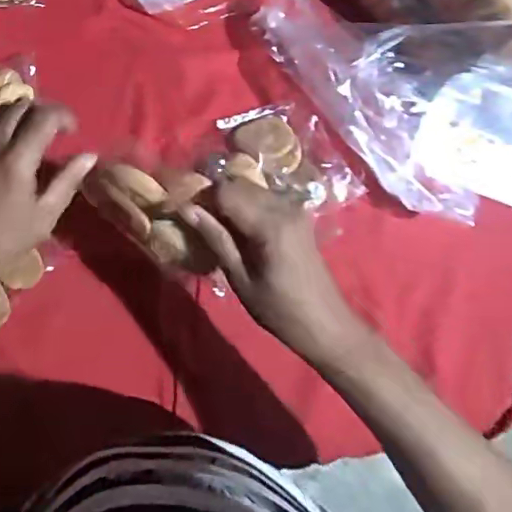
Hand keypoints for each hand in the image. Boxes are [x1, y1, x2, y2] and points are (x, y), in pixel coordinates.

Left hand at [0, 101, 95, 274]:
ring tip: (36, 135)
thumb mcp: (46, 214)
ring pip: (2, 110)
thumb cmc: (7, 235)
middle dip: (43, 110)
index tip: (73, 131)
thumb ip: (68, 180)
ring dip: (23, 114)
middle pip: (21, 105)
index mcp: (17, 158)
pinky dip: (5, 124)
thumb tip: (89, 155)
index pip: (43, 116)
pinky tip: (13, 146)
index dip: (63, 115)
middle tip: (56, 130)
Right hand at [177, 179, 364, 357]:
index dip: (199, 195)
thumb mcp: (241, 279)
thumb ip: (215, 238)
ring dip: (227, 197)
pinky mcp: (297, 215)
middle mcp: (284, 207)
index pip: (224, 190)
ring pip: (248, 187)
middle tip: (193, 214)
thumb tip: (184, 208)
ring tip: (212, 221)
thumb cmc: (282, 311)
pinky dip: (244, 203)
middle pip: (236, 183)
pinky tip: (236, 224)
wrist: (330, 328)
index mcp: (270, 224)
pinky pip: (262, 196)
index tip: (181, 208)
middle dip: (212, 194)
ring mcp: (294, 209)